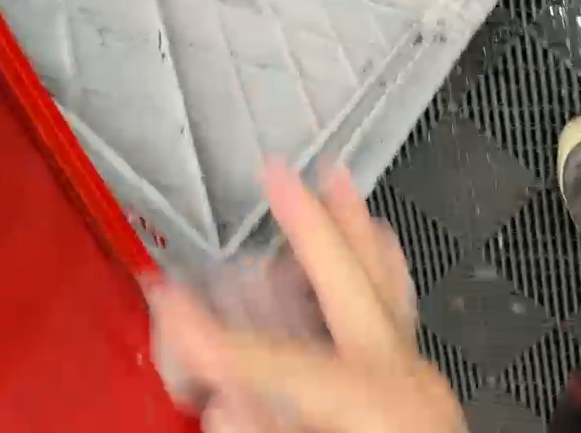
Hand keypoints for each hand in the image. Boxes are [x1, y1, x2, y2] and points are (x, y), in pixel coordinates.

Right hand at [146, 162, 465, 432]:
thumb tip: (223, 401)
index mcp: (376, 407)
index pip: (280, 362)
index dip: (214, 337)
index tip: (164, 303)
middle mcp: (402, 379)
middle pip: (349, 283)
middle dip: (308, 223)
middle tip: (277, 174)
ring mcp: (415, 377)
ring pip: (382, 280)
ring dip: (352, 226)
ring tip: (336, 177)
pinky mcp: (416, 388)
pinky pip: (396, 306)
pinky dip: (380, 263)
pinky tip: (373, 236)